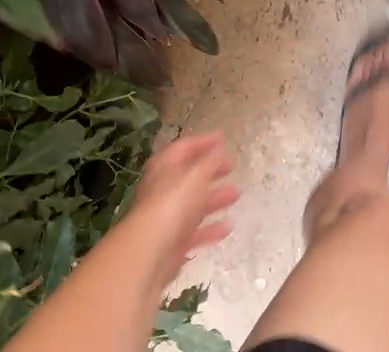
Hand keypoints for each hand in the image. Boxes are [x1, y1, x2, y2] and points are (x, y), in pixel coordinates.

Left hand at [125, 131, 241, 287]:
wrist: (150, 250)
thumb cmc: (172, 203)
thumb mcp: (195, 176)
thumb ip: (209, 162)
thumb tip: (219, 147)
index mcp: (165, 167)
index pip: (184, 147)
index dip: (203, 142)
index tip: (223, 138)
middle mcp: (164, 188)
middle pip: (189, 175)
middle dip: (211, 169)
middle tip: (232, 166)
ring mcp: (168, 216)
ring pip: (194, 203)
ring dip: (215, 198)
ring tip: (237, 193)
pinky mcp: (174, 241)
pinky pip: (195, 230)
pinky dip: (211, 228)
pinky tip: (228, 227)